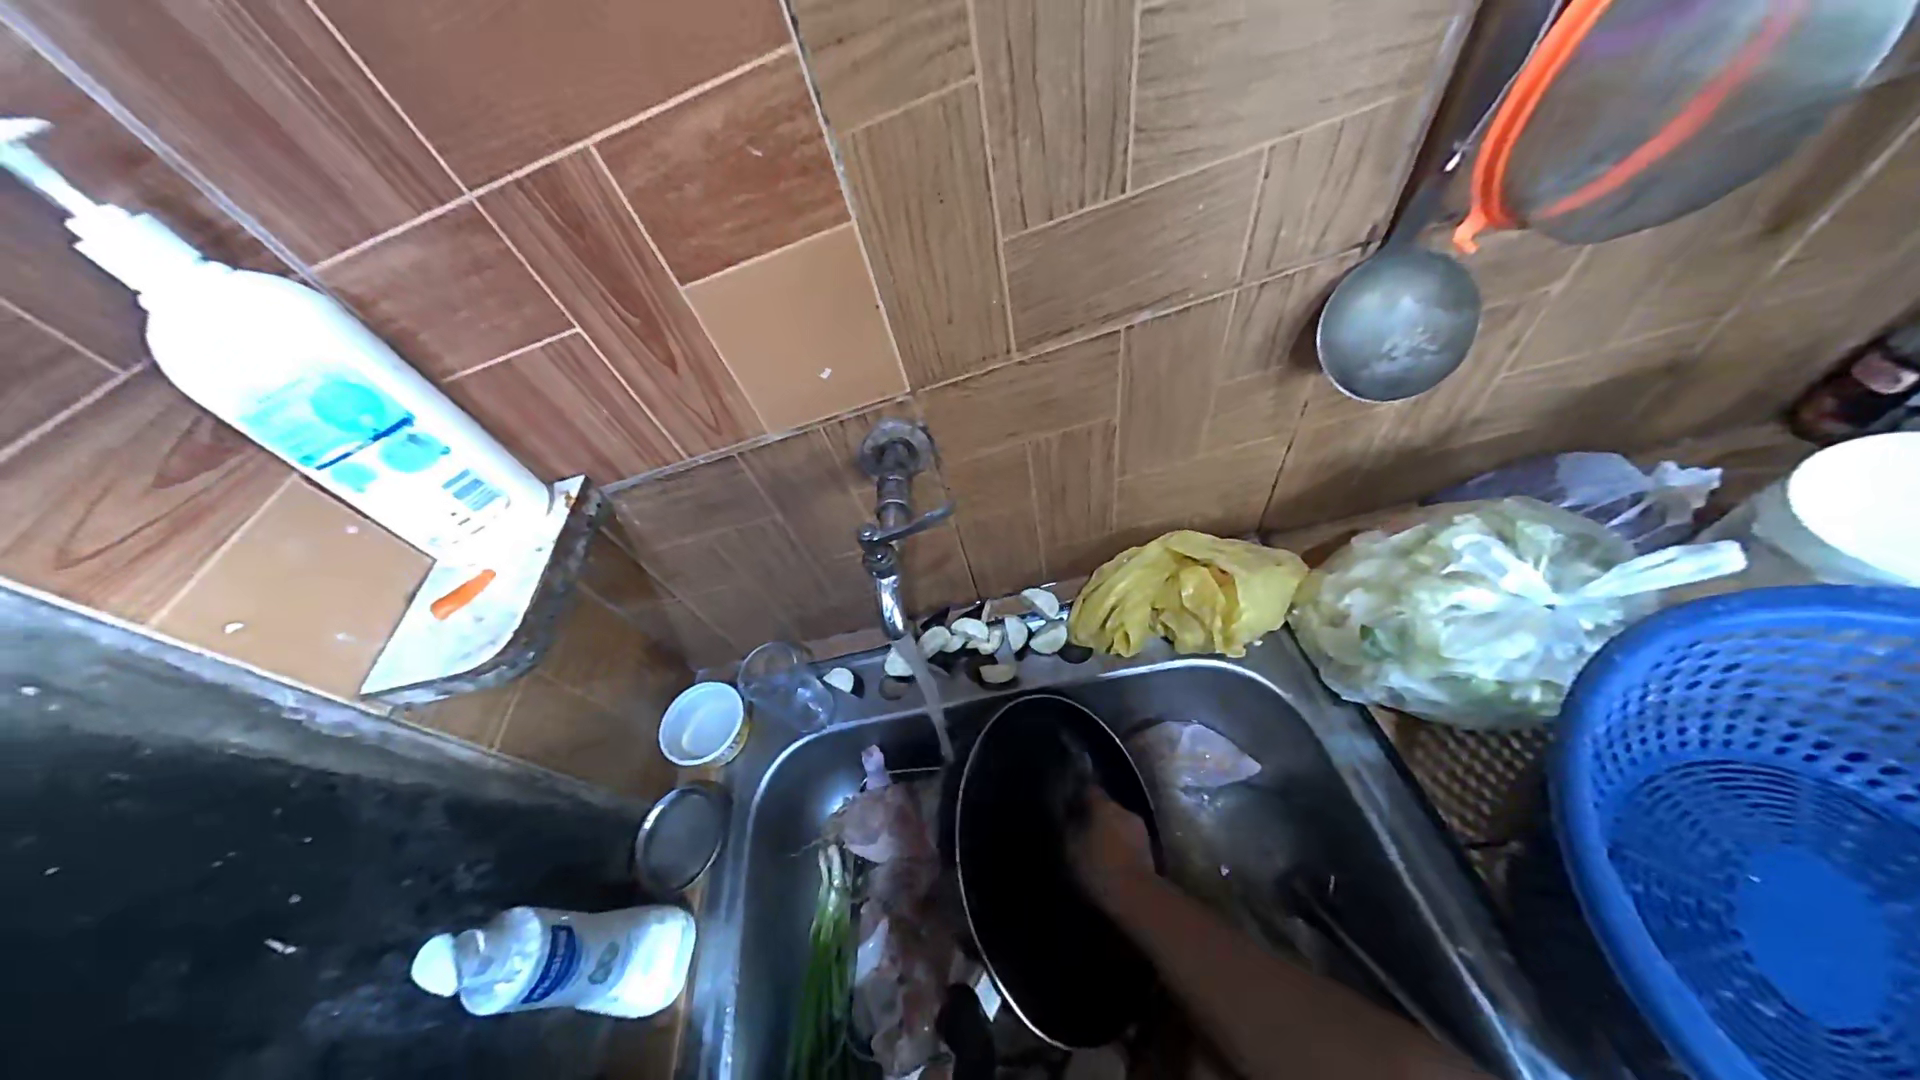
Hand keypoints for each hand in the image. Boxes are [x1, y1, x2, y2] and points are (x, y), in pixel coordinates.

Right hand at [1067, 787, 1153, 892]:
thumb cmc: (1097, 868)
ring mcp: (1140, 829)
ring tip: (1098, 848)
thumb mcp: (1069, 848)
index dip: (1078, 796)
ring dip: (1110, 831)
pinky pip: (1129, 839)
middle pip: (1106, 806)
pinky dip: (1120, 845)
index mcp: (1103, 805)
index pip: (1089, 789)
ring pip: (1119, 823)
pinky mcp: (1150, 849)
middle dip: (1095, 816)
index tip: (1070, 806)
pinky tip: (1112, 860)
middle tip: (1082, 830)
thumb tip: (1066, 813)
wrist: (1137, 898)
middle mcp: (1123, 810)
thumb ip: (1067, 826)